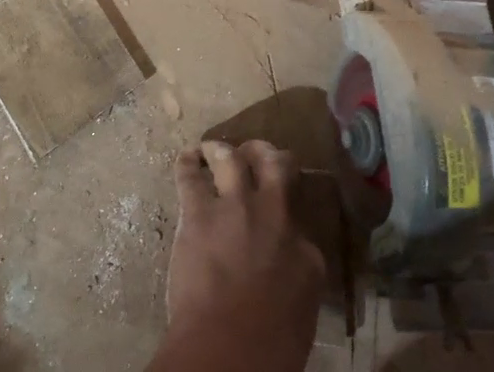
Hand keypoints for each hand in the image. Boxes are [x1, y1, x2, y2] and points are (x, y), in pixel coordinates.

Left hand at [146, 140, 323, 371]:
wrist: (229, 344)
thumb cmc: (270, 342)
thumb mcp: (302, 307)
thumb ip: (295, 275)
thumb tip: (284, 263)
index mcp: (306, 251)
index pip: (298, 216)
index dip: (287, 209)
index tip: (279, 206)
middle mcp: (275, 217)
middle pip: (273, 166)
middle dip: (266, 154)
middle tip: (258, 152)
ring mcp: (236, 207)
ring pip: (231, 158)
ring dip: (223, 150)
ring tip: (214, 149)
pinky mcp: (199, 211)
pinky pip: (190, 175)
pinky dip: (187, 162)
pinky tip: (186, 157)